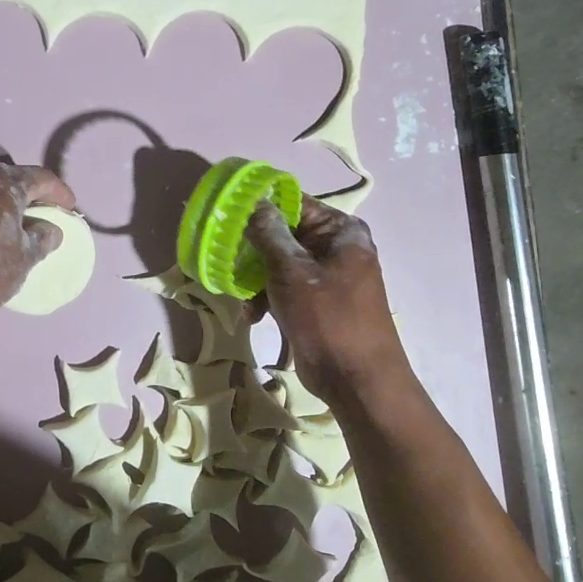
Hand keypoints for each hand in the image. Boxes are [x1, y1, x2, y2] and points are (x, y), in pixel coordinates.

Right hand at [247, 195, 407, 407]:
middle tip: (227, 261)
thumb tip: (252, 201)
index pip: (292, 202)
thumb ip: (268, 233)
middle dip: (252, 250)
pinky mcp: (314, 300)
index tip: (225, 214)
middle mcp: (334, 246)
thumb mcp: (292, 271)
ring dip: (254, 279)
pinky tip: (254, 316)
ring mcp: (325, 275)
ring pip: (276, 261)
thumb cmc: (328, 318)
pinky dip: (265, 297)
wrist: (357, 380)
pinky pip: (281, 286)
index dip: (258, 205)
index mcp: (339, 230)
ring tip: (244, 301)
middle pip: (281, 233)